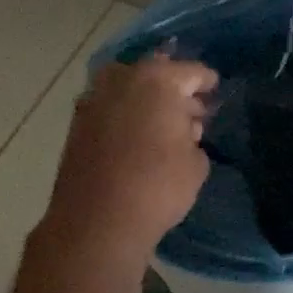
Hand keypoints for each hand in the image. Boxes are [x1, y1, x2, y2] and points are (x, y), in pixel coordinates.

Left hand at [43, 52, 217, 259]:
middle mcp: (123, 79)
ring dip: (147, 100)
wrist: (98, 220)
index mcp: (159, 80)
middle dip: (174, 89)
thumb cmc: (158, 187)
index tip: (214, 90)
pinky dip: (126, 115)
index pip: (192, 72)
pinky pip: (111, 108)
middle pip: (156, 73)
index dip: (207, 82)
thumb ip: (193, 137)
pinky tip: (138, 136)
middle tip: (191, 110)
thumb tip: (184, 130)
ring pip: (129, 88)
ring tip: (163, 124)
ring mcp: (95, 98)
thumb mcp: (196, 164)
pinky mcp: (77, 122)